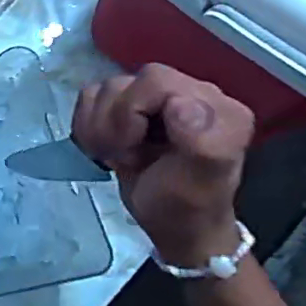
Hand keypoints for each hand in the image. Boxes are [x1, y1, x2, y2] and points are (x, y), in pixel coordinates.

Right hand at [73, 64, 254, 268]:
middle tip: (124, 155)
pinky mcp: (129, 104)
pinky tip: (107, 147)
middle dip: (113, 123)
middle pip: (125, 83)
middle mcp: (188, 92)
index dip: (130, 114)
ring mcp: (156, 98)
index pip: (154, 81)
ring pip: (105, 89)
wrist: (172, 224)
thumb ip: (203, 144)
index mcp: (216, 107)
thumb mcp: (199, 183)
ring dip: (100, 128)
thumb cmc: (186, 207)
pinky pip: (91, 96)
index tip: (137, 152)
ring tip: (118, 156)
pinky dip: (89, 125)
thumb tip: (182, 104)